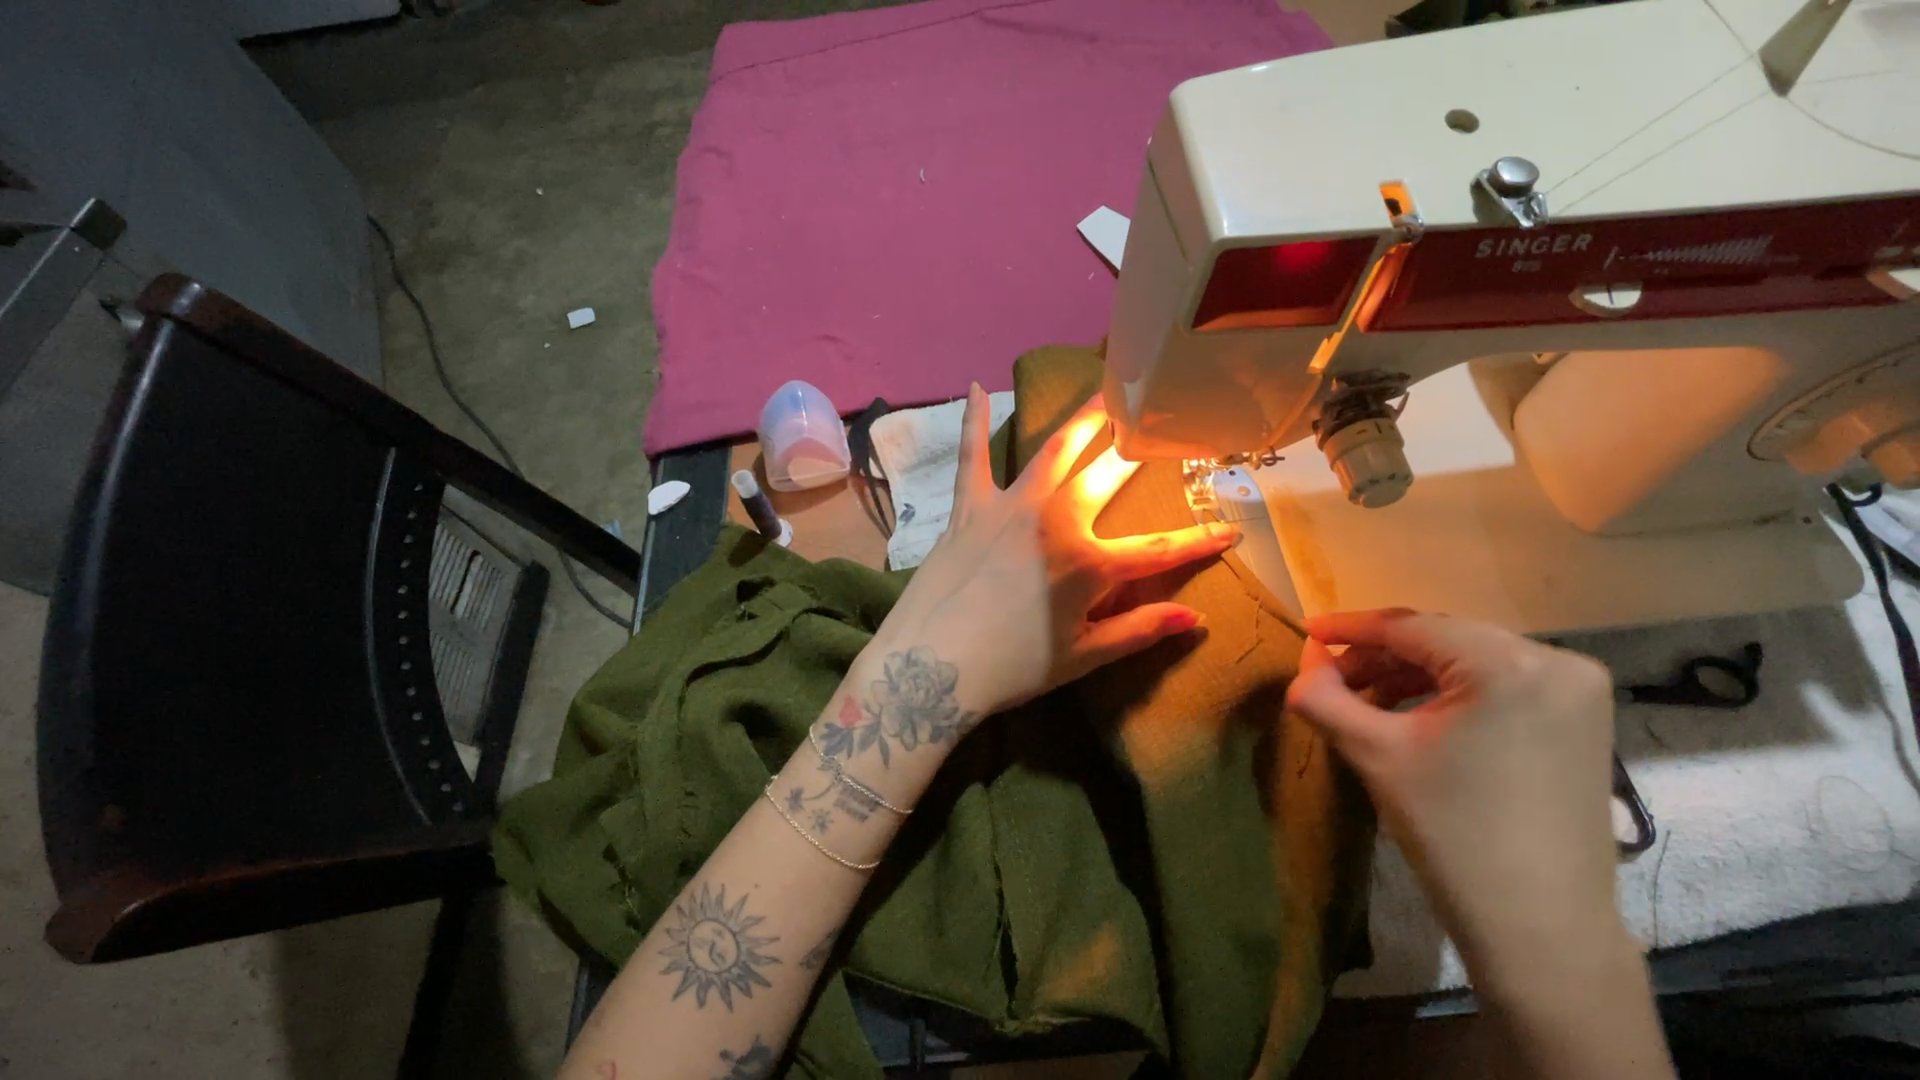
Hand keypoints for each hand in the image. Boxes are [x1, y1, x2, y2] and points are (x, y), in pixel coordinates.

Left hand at [870, 386, 1236, 721]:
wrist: (931, 666)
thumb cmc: (1012, 669)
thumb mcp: (1083, 657)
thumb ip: (1140, 631)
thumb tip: (1196, 618)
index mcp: (1090, 563)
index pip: (1160, 550)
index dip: (1201, 541)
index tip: (1232, 529)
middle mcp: (1056, 521)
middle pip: (1108, 477)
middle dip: (1139, 451)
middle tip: (1161, 422)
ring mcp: (1010, 507)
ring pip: (1054, 452)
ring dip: (1083, 421)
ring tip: (1105, 395)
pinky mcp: (969, 507)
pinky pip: (973, 457)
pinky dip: (974, 422)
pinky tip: (975, 387)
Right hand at [1284, 609, 1620, 986]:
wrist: (1539, 924)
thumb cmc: (1452, 832)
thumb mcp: (1375, 754)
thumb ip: (1325, 697)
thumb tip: (1303, 663)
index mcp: (1509, 663)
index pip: (1410, 627)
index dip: (1349, 629)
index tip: (1305, 631)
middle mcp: (1556, 661)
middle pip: (1443, 641)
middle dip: (1380, 656)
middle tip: (1329, 676)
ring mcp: (1578, 691)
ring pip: (1471, 661)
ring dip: (1413, 675)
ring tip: (1364, 701)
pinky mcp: (1584, 720)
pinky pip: (1501, 685)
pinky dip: (1452, 694)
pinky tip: (1414, 716)